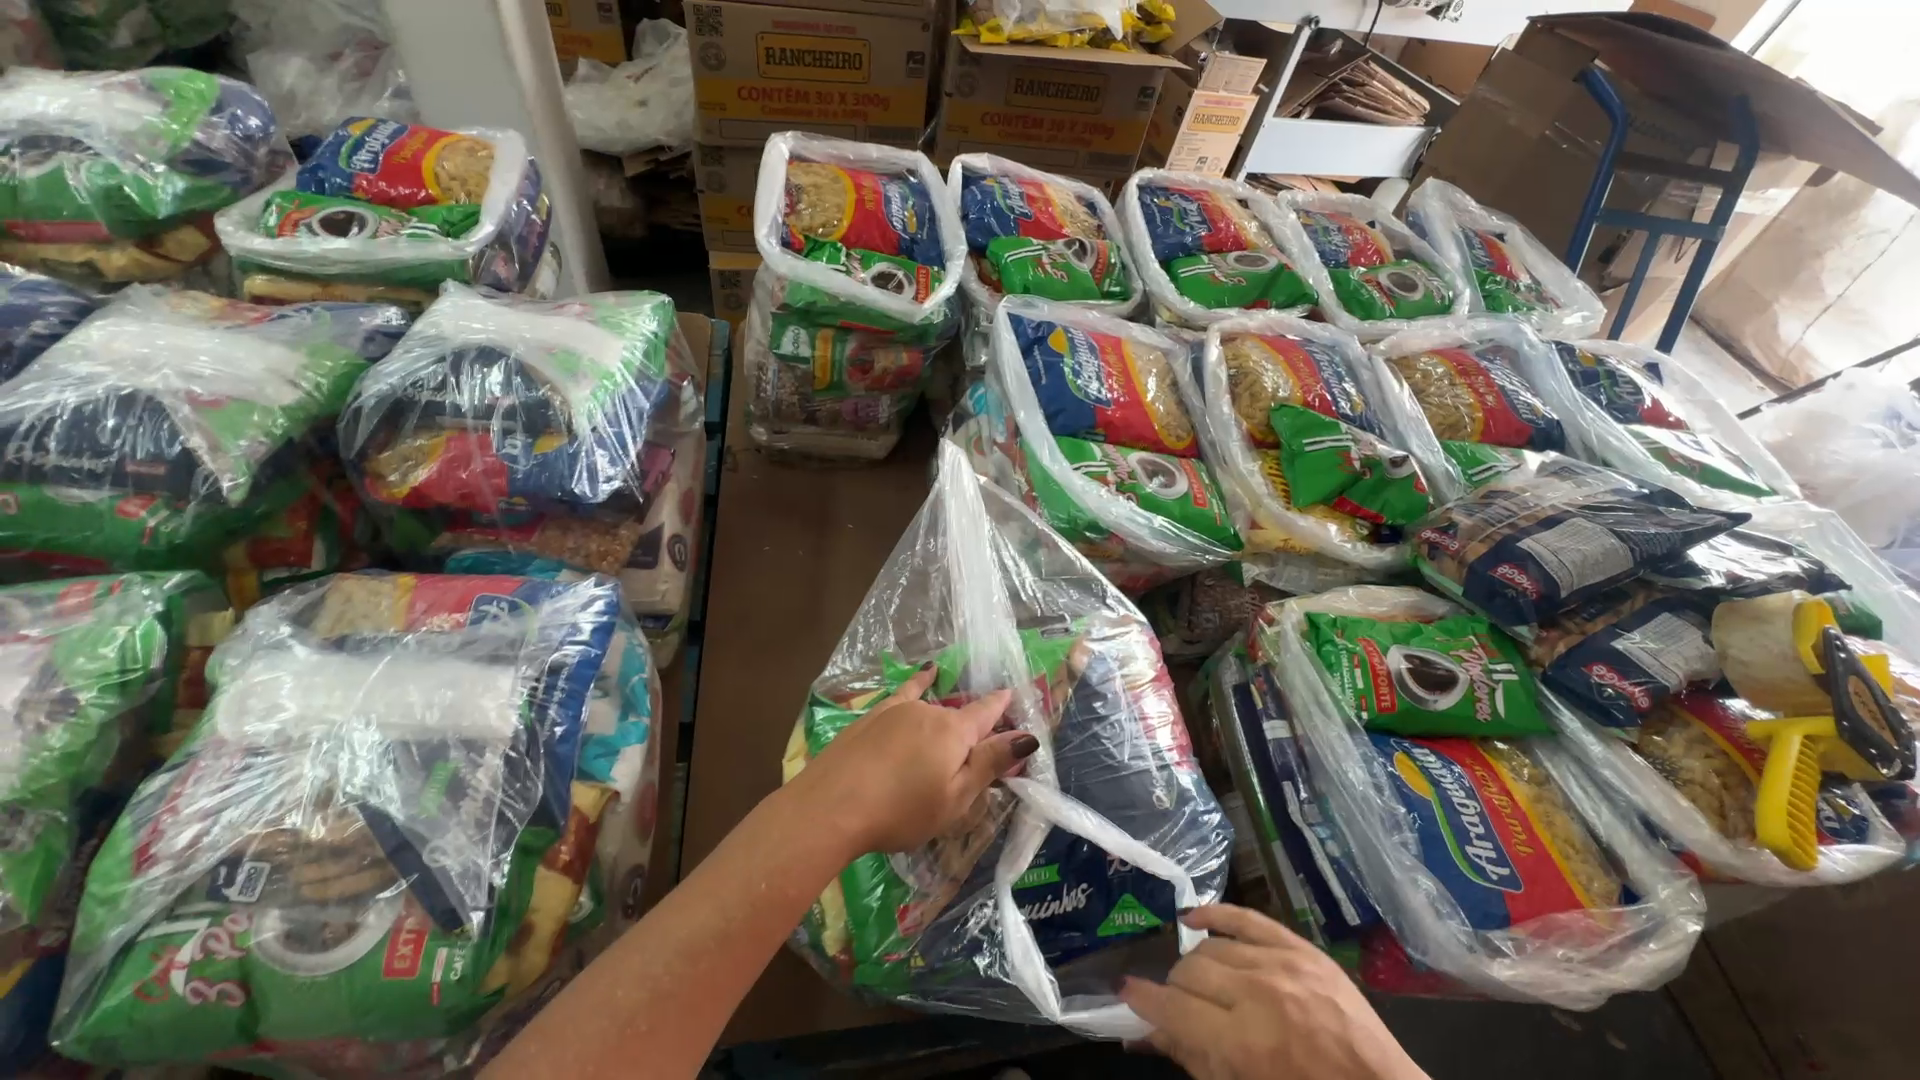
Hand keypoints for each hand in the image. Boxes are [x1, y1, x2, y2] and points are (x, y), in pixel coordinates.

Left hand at [789, 665, 1035, 856]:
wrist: (831, 806)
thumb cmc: (901, 811)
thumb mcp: (954, 798)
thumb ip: (989, 763)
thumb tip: (1026, 736)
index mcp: (954, 732)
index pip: (987, 713)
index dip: (1003, 708)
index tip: (1015, 698)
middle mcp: (928, 712)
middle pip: (959, 715)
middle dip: (974, 726)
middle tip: (979, 749)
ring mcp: (895, 711)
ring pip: (931, 707)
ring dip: (945, 717)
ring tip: (950, 731)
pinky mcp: (870, 717)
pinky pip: (905, 692)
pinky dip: (919, 681)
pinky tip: (925, 671)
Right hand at [1119, 906, 1427, 1079]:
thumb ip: (1191, 1059)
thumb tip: (1142, 1032)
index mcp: (1243, 1043)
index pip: (1172, 1007)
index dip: (1142, 999)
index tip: (1124, 991)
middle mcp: (1257, 995)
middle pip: (1189, 972)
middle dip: (1172, 987)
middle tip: (1173, 1001)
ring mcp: (1282, 965)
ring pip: (1211, 947)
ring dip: (1194, 965)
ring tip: (1196, 982)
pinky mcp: (1302, 949)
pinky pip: (1246, 917)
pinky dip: (1215, 914)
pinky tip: (1192, 918)